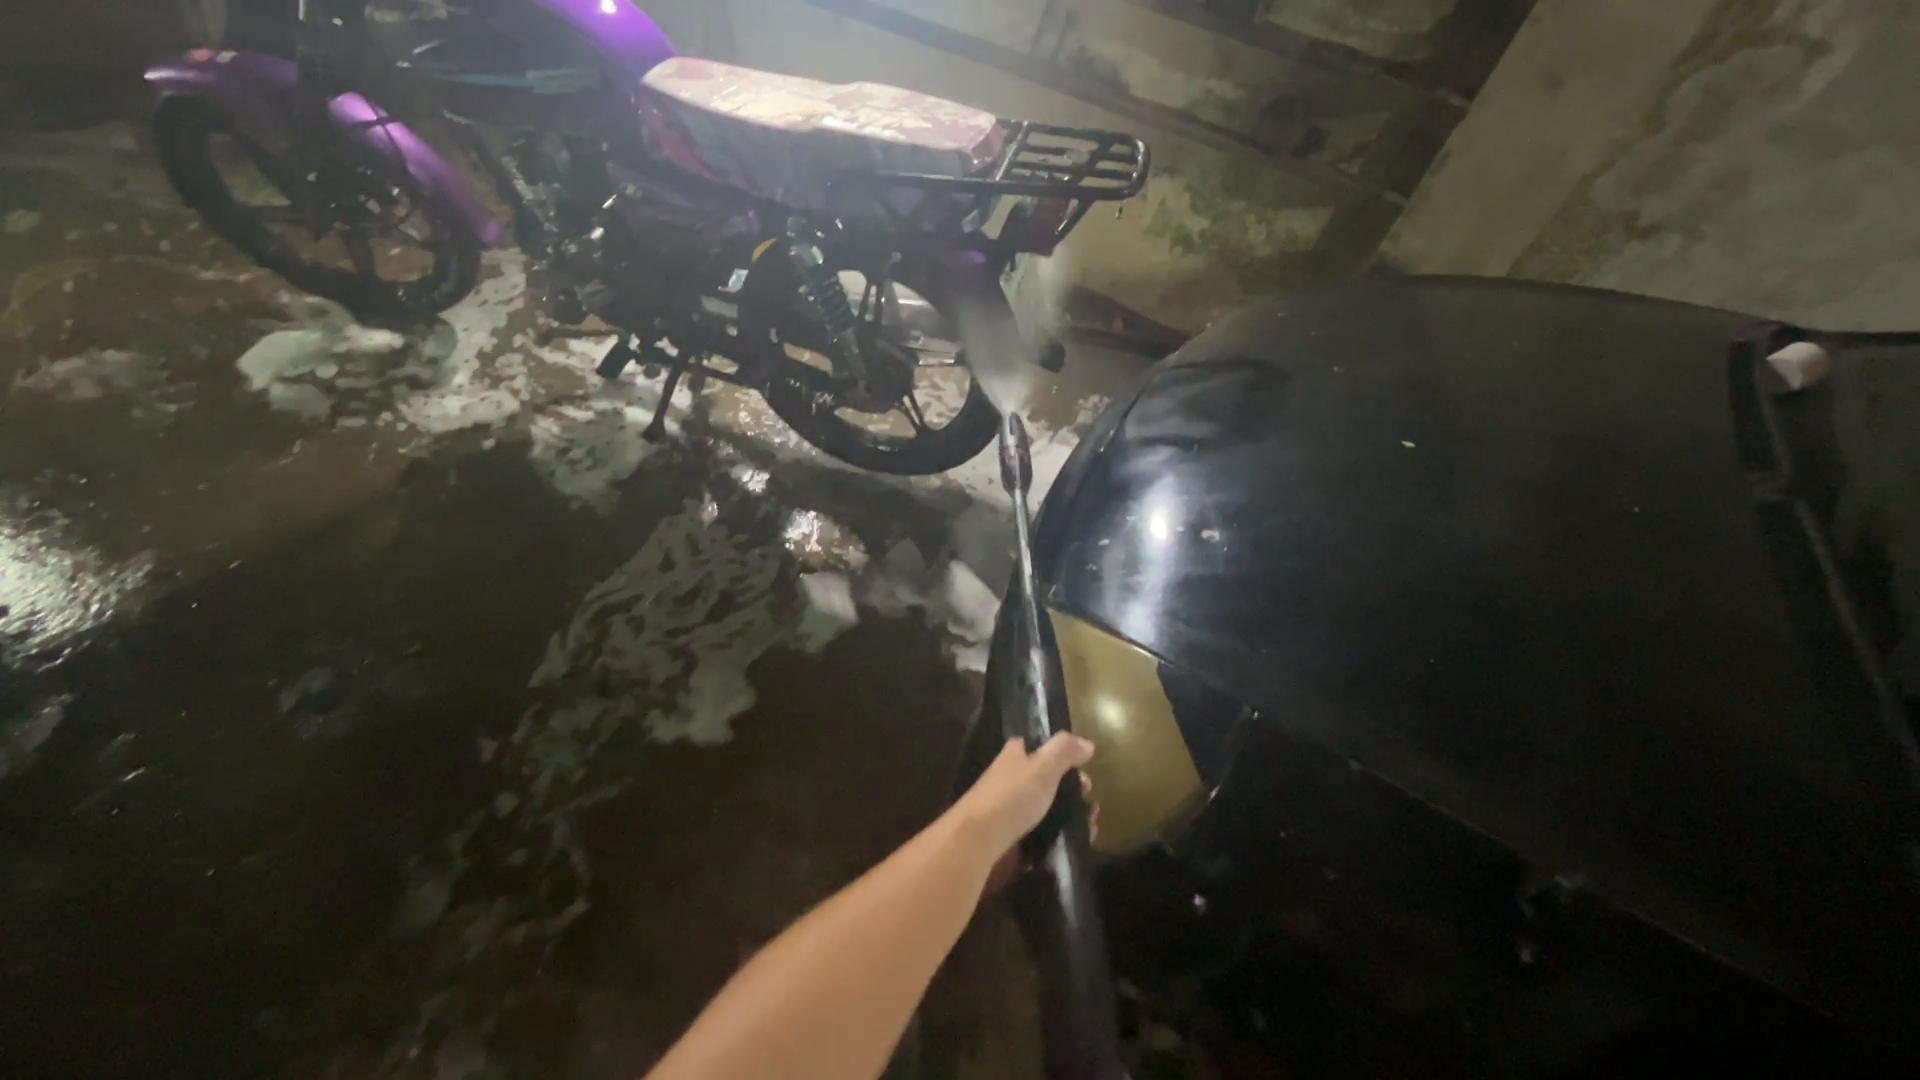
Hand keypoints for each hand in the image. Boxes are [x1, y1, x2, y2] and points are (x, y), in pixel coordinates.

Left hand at [953, 733, 1094, 864]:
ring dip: (1072, 815)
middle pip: (1047, 780)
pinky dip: (1063, 836)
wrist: (979, 842)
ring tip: (1091, 826)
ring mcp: (1013, 810)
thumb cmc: (1011, 797)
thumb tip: (1087, 743)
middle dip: (1072, 790)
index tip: (1082, 766)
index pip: (1036, 747)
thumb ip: (1064, 751)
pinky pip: (1046, 834)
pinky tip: (1079, 843)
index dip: (1059, 753)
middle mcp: (1012, 780)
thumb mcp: (1042, 766)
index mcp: (1014, 757)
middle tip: (1091, 801)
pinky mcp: (1016, 838)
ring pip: (1049, 808)